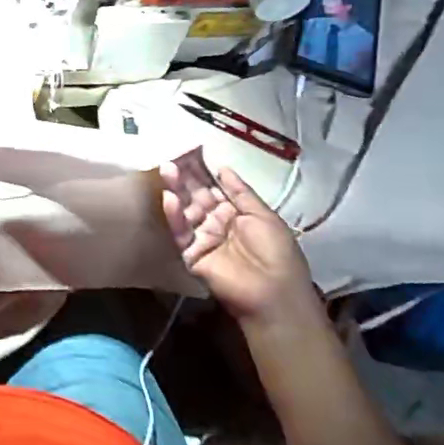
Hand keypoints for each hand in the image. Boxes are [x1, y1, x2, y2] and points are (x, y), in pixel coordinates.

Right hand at [160, 147, 318, 328]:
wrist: (274, 293)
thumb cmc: (276, 252)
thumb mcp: (263, 216)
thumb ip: (240, 192)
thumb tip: (222, 167)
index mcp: (235, 213)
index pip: (214, 187)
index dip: (202, 171)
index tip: (189, 151)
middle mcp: (216, 222)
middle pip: (197, 195)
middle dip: (185, 176)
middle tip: (172, 155)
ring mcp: (202, 237)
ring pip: (185, 210)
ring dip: (176, 190)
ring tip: (167, 169)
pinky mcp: (190, 253)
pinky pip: (180, 232)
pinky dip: (174, 215)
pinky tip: (169, 198)